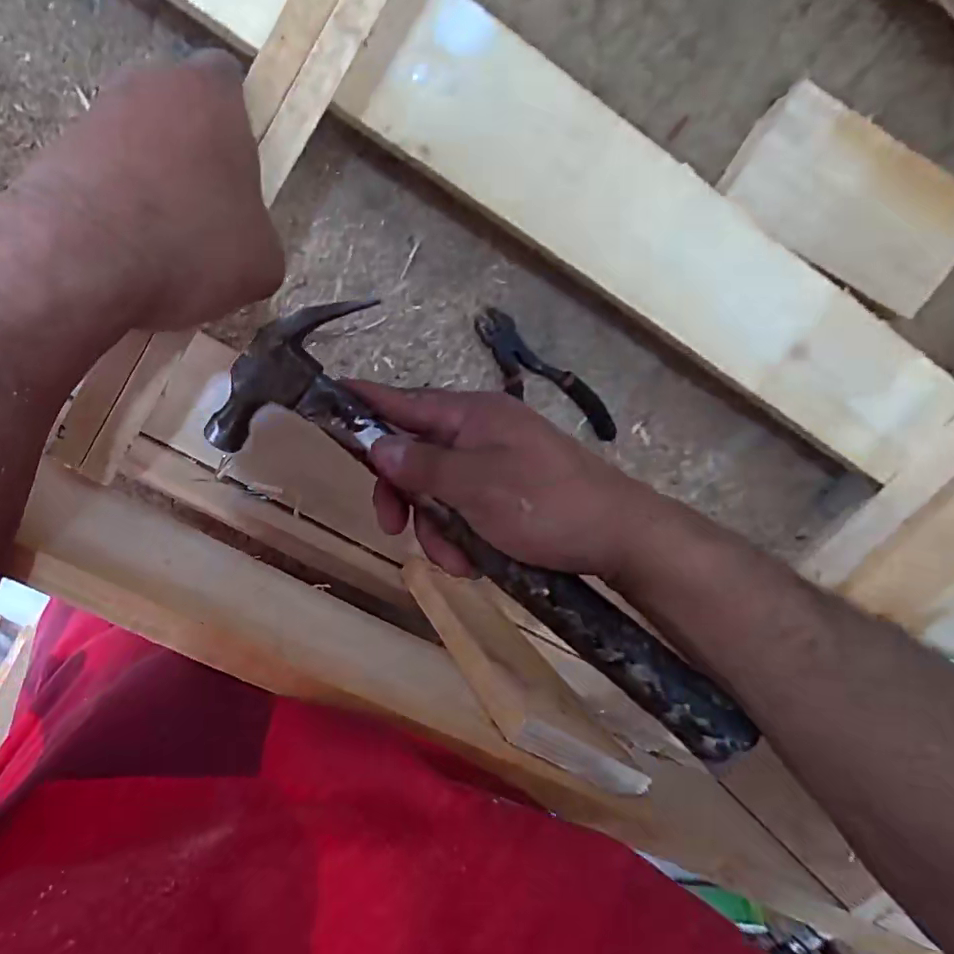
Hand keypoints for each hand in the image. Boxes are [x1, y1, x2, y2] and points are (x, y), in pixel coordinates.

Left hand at [0, 50, 283, 329]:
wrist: (77, 262)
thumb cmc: (187, 248)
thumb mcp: (259, 262)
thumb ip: (260, 238)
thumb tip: (244, 247)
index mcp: (209, 90)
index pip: (230, 88)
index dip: (236, 137)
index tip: (234, 187)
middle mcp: (147, 84)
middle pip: (177, 121)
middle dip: (185, 168)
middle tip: (194, 228)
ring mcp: (91, 116)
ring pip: (131, 154)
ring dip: (142, 194)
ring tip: (148, 256)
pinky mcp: (50, 155)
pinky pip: (93, 184)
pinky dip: (103, 216)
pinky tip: (110, 261)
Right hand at [351, 382, 669, 580]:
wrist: (623, 539)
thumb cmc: (547, 504)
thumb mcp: (476, 486)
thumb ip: (422, 465)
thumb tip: (377, 446)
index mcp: (471, 415)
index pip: (404, 401)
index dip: (366, 400)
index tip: (331, 392)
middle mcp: (476, 434)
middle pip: (412, 456)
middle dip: (402, 496)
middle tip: (392, 526)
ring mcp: (490, 465)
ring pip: (433, 492)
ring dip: (434, 529)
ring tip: (458, 559)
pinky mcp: (501, 495)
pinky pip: (459, 511)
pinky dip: (458, 538)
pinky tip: (475, 561)